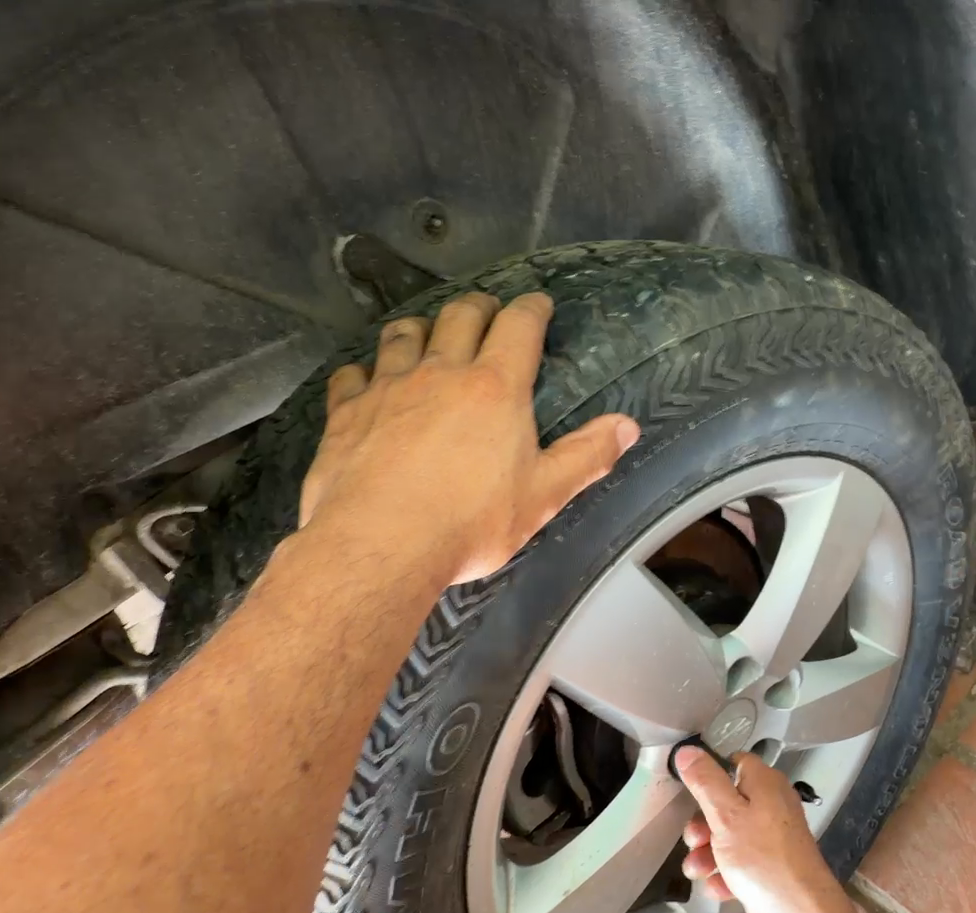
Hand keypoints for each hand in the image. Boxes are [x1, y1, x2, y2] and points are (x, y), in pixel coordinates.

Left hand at [298, 292, 639, 584]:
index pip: (519, 327)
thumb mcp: (544, 496)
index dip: (532, 308)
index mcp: (495, 388)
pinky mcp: (347, 413)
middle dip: (479, 306)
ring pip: (403, 334)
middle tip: (488, 311)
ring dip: (422, 327)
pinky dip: (364, 371)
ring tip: (429, 334)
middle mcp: (441, 373)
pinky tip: (367, 380)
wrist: (381, 545)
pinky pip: (352, 375)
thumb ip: (587, 456)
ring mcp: (388, 388)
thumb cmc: (472, 522)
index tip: (539, 303)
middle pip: (460, 316)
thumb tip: (628, 426)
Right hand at [673, 747, 854, 912]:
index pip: (735, 763)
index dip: (711, 774)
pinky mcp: (770, 869)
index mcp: (766, 784)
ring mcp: (772, 839)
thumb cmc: (760, 855)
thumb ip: (704, 781)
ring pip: (730, 837)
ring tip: (697, 871)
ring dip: (708, 853)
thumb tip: (686, 749)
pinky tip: (718, 888)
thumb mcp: (726, 813)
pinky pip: (741, 864)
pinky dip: (726, 874)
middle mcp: (772, 806)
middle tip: (692, 840)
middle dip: (703, 824)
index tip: (689, 790)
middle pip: (728, 804)